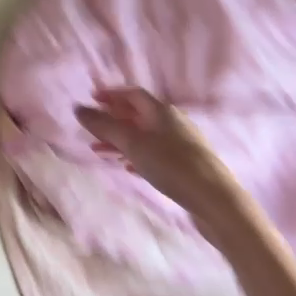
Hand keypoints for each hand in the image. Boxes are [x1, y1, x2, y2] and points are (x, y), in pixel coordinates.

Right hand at [74, 87, 244, 229]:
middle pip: (138, 114)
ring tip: (101, 151)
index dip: (111, 94)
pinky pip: (155, 152)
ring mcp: (182, 144)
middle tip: (92, 127)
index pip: (132, 94)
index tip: (92, 100)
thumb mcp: (133, 144)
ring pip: (145, 135)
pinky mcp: (188, 165)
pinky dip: (137, 154)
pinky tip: (129, 167)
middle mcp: (173, 122)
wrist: (217, 201)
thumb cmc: (172, 165)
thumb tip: (78, 108)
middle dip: (113, 119)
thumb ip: (104, 126)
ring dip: (122, 139)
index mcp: (161, 111)